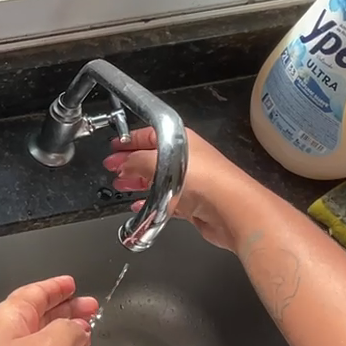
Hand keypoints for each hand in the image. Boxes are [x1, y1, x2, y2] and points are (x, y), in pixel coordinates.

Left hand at [0, 276, 96, 345]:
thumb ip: (68, 332)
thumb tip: (76, 327)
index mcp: (7, 319)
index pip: (34, 293)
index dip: (55, 287)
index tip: (73, 283)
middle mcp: (1, 338)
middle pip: (36, 316)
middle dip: (65, 311)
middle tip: (93, 309)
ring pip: (36, 342)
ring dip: (61, 337)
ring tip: (85, 335)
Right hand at [102, 127, 244, 248]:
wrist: (233, 210)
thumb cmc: (205, 180)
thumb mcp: (157, 162)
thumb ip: (134, 161)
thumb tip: (122, 164)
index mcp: (180, 140)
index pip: (148, 135)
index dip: (128, 141)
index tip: (113, 148)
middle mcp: (186, 158)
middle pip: (150, 157)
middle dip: (129, 163)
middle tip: (113, 169)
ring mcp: (190, 181)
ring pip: (157, 180)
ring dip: (137, 183)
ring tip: (121, 185)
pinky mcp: (192, 202)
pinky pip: (165, 200)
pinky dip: (150, 202)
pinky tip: (139, 205)